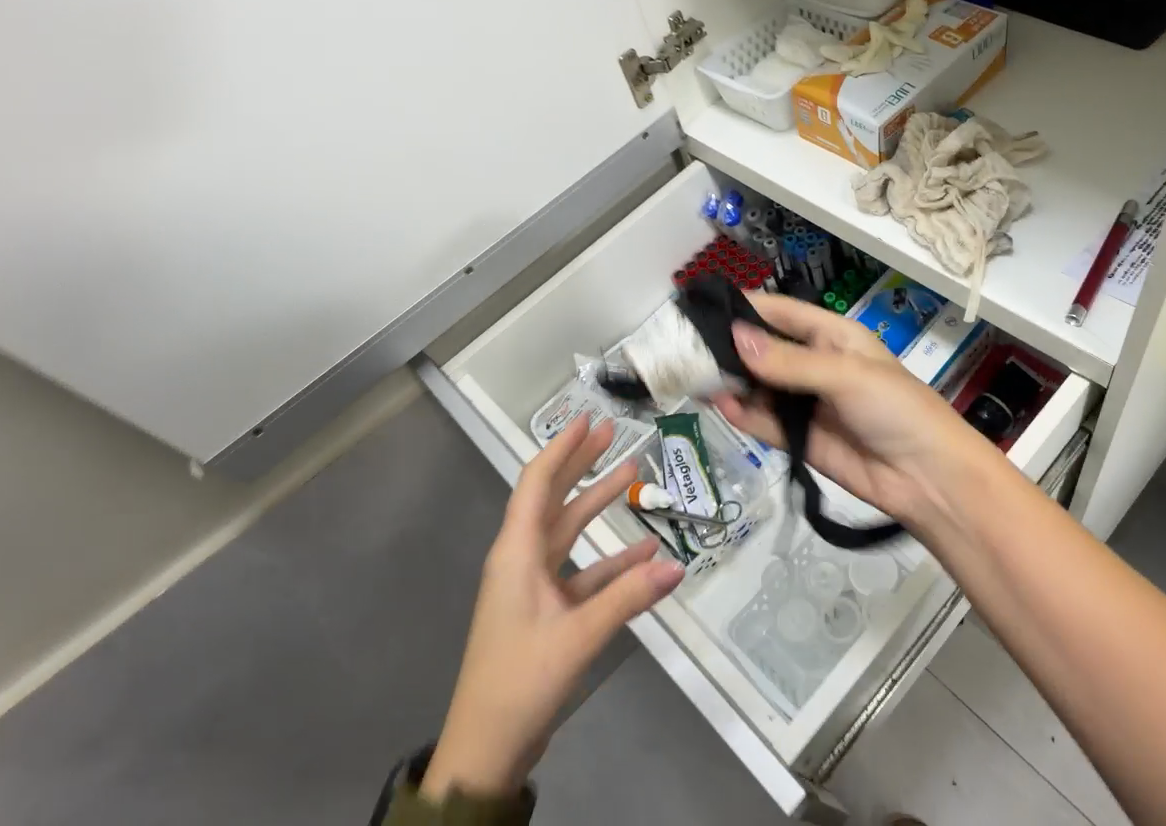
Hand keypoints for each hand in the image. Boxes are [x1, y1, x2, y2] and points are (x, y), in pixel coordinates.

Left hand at [422, 419, 683, 800]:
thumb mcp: (577, 636)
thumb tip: (678, 565)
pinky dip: (611, 562)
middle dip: (580, 465)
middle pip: (553, 500)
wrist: (487, 746)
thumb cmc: (519, 680)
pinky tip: (646, 555)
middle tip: (612, 435)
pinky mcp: (546, 612)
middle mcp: (522, 561)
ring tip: (632, 478)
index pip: (537, 484)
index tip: (588, 420)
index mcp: (516, 554)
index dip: (562, 449)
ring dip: (598, 508)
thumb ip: (627, 597)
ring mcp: (533, 588)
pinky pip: (583, 574)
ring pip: (569, 534)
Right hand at [713, 293, 1008, 533]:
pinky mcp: (801, 441)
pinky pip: (765, 423)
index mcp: (834, 337)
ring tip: (693, 376)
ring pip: (760, 388)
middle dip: (731, 348)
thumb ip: (789, 361)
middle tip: (686, 347)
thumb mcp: (846, 374)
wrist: (929, 478)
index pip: (783, 313)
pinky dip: (743, 414)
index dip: (747, 308)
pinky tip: (719, 404)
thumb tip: (736, 338)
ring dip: (732, 382)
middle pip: (765, 351)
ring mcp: (807, 405)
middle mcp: (817, 366)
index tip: (704, 305)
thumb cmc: (897, 409)